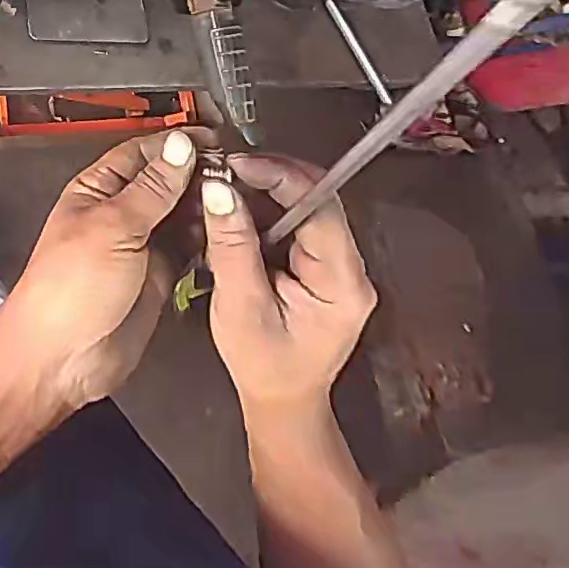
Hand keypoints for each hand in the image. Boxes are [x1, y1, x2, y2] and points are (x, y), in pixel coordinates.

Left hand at [1, 128, 207, 408]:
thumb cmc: (68, 287)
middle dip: (198, 173)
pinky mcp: (159, 273)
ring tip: (237, 197)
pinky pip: (189, 246)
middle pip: (167, 181)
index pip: (143, 153)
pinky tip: (227, 229)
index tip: (212, 140)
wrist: (62, 359)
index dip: (177, 144)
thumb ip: (153, 188)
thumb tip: (180, 146)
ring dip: (206, 204)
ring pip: (181, 212)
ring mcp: (142, 243)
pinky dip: (208, 236)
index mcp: (99, 190)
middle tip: (234, 170)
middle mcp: (121, 212)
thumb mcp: (112, 226)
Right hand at [202, 154, 376, 416]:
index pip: (318, 206)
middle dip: (268, 177)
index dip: (278, 175)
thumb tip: (218, 189)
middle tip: (223, 172)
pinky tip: (236, 211)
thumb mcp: (241, 308)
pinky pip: (295, 220)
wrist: (283, 402)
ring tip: (223, 189)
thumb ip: (232, 247)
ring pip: (304, 203)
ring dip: (263, 191)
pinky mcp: (321, 262)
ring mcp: (338, 262)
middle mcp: (350, 266)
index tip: (235, 165)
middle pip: (315, 197)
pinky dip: (263, 209)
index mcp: (342, 281)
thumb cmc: (265, 366)